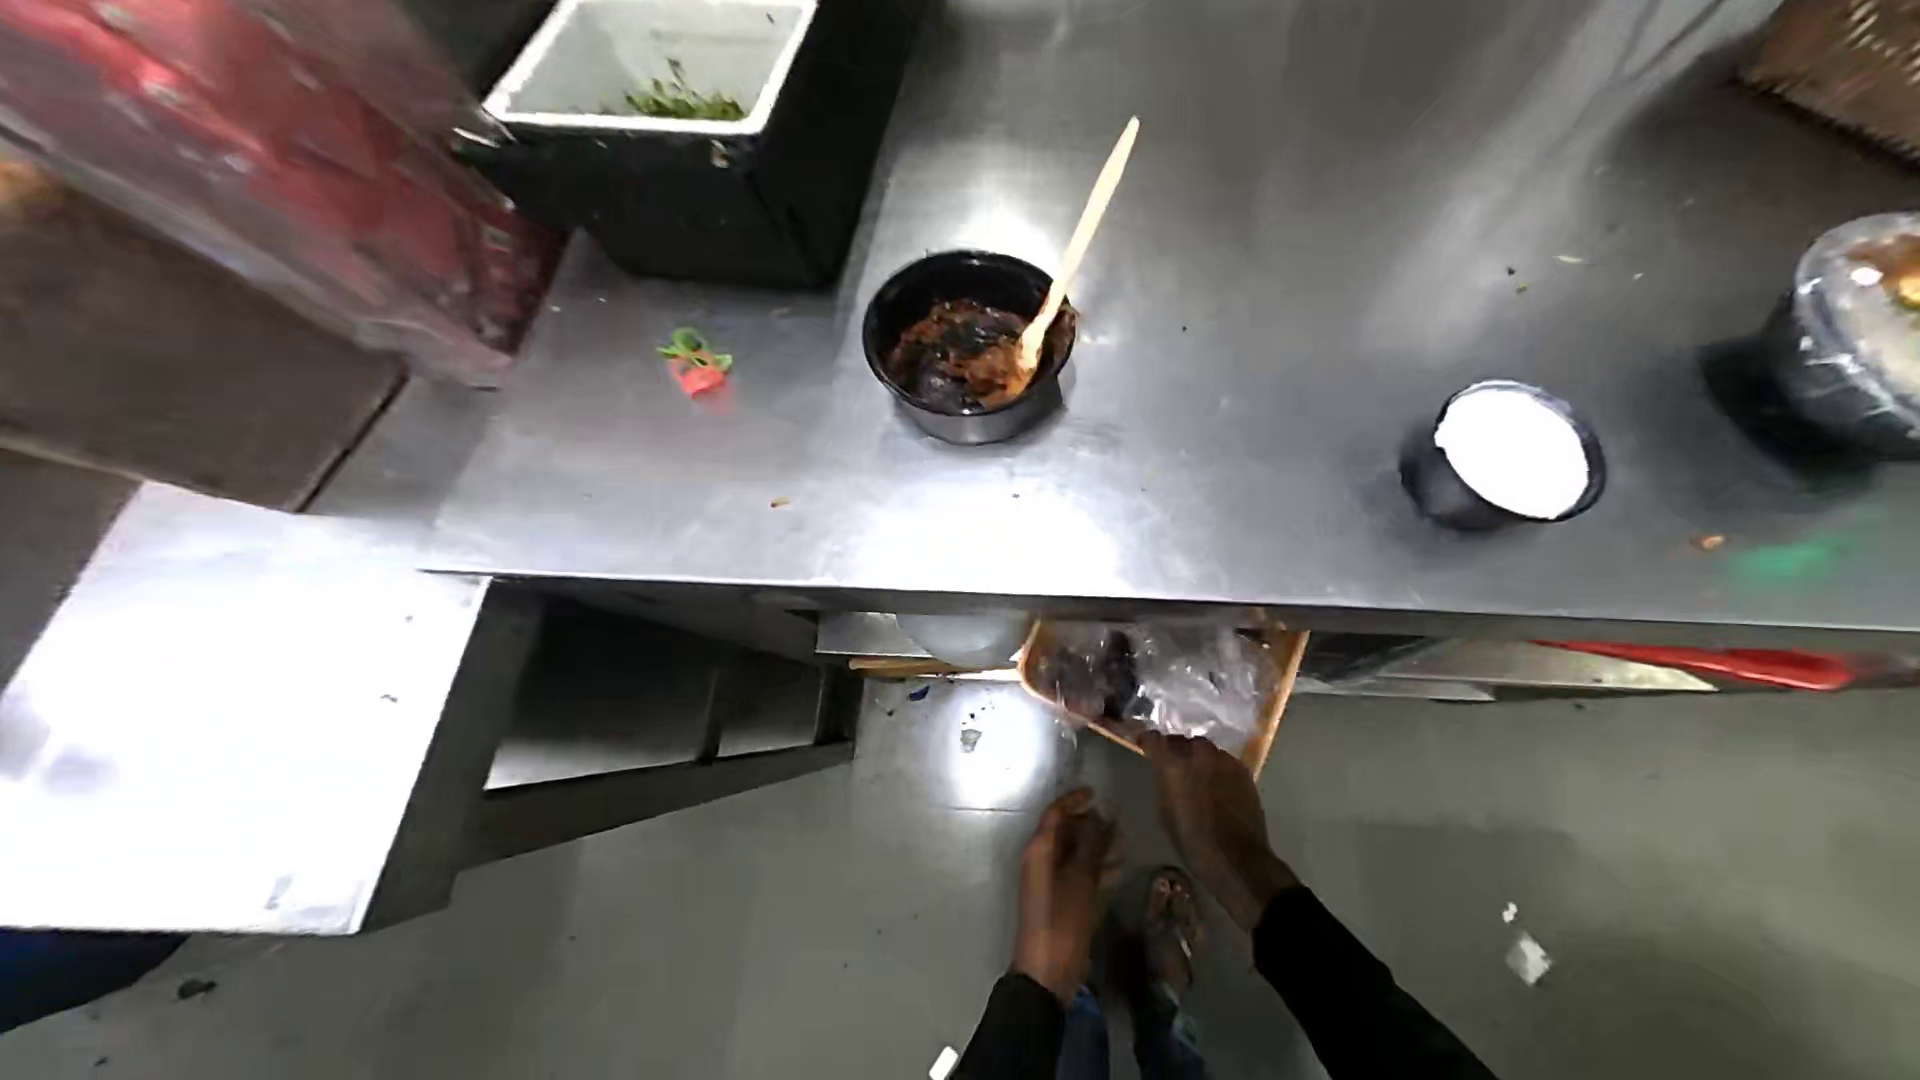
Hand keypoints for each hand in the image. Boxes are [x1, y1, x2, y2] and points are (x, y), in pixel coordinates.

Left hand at [1012, 787, 1121, 1003]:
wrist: (1047, 972)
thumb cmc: (1061, 921)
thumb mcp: (1080, 880)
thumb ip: (1091, 845)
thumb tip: (1102, 814)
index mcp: (1038, 850)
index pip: (1055, 813)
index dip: (1074, 800)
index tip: (1096, 793)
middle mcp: (1040, 860)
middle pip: (1064, 831)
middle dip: (1090, 823)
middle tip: (1117, 820)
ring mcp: (1048, 880)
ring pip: (1073, 852)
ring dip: (1096, 845)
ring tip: (1123, 841)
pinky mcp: (1059, 898)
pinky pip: (1077, 872)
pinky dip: (1094, 866)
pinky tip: (1117, 867)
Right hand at [1142, 733, 1298, 931]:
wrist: (1235, 856)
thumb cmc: (1191, 838)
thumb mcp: (1165, 808)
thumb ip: (1164, 780)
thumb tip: (1165, 770)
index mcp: (1173, 763)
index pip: (1154, 738)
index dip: (1149, 741)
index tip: (1146, 747)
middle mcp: (1198, 753)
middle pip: (1182, 740)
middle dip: (1176, 749)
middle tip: (1175, 764)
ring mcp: (1223, 759)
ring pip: (1205, 749)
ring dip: (1198, 757)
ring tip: (1199, 774)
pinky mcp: (1242, 769)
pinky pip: (1224, 760)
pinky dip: (1217, 767)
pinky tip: (1218, 783)